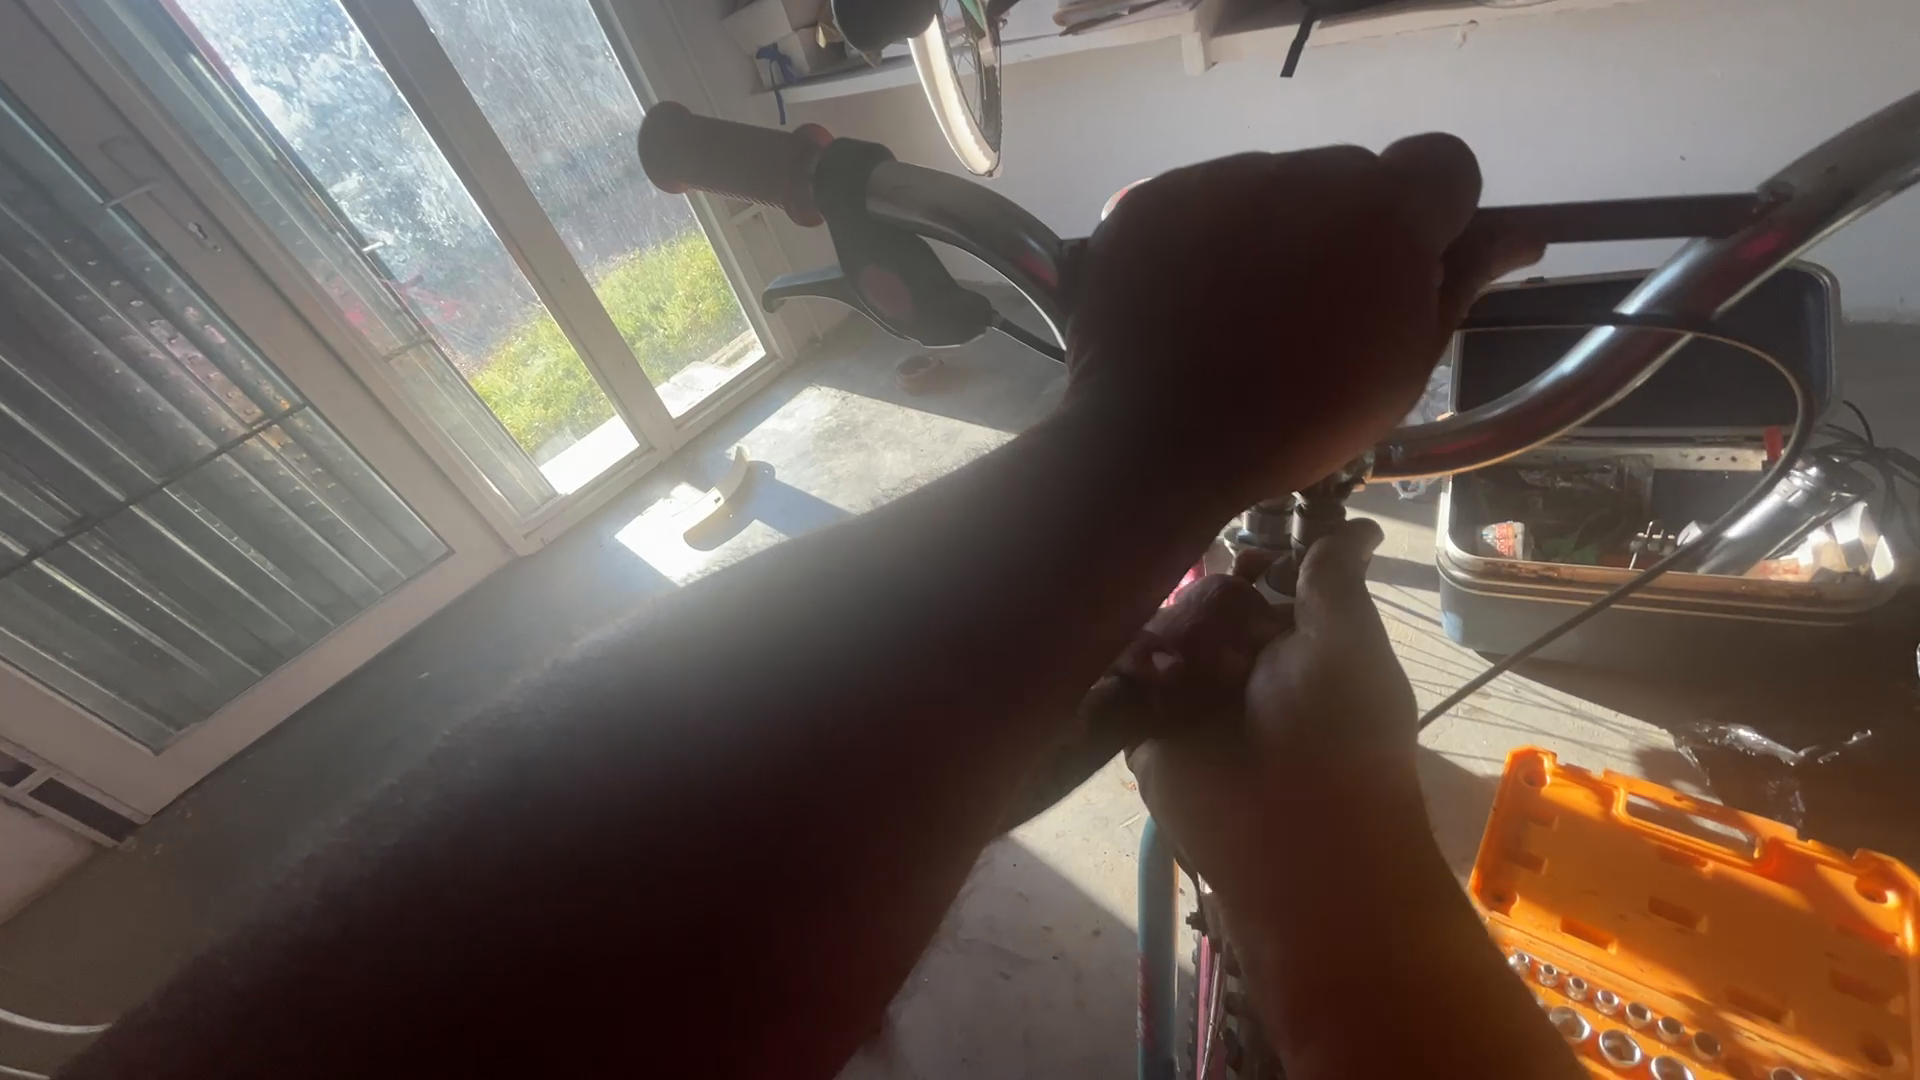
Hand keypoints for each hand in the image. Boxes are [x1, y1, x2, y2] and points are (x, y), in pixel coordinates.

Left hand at [1064, 137, 1542, 508]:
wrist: (1153, 447)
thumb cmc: (1288, 427)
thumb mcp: (1395, 372)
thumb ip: (1454, 288)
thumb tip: (1516, 235)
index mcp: (1381, 210)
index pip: (1441, 166)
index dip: (1426, 220)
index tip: (1392, 276)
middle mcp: (1295, 174)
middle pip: (1342, 178)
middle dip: (1336, 232)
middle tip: (1296, 313)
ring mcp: (1208, 185)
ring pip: (1259, 189)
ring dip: (1260, 233)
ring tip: (1226, 316)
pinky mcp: (1141, 205)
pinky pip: (1189, 205)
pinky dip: (1193, 242)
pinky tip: (1180, 302)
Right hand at [1126, 521, 1419, 906]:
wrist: (1293, 837)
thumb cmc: (1335, 729)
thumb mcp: (1346, 642)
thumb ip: (1332, 578)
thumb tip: (1360, 523)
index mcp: (1290, 643)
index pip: (1257, 581)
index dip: (1249, 563)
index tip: (1245, 559)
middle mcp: (1237, 663)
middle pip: (1200, 599)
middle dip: (1206, 605)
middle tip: (1221, 636)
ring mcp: (1188, 694)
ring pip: (1157, 630)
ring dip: (1171, 639)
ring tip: (1188, 671)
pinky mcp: (1144, 723)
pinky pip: (1122, 674)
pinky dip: (1132, 667)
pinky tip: (1156, 679)